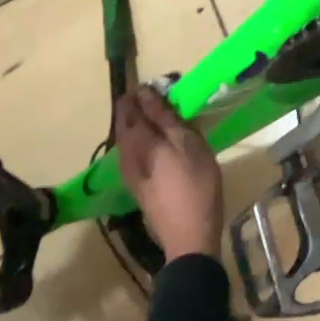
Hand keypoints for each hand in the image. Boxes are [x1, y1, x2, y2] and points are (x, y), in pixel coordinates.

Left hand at [113, 85, 223, 259]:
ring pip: (129, 136)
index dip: (144, 91)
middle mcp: (124, 153)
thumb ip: (164, 116)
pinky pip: (134, 151)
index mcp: (136, 140)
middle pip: (125, 120)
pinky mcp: (136, 184)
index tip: (165, 85)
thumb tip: (146, 91)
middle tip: (170, 100)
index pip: (129, 104)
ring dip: (145, 123)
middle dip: (142, 105)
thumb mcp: (188, 143)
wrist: (189, 235)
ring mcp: (128, 171)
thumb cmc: (195, 184)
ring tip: (169, 118)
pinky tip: (163, 143)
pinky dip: (145, 139)